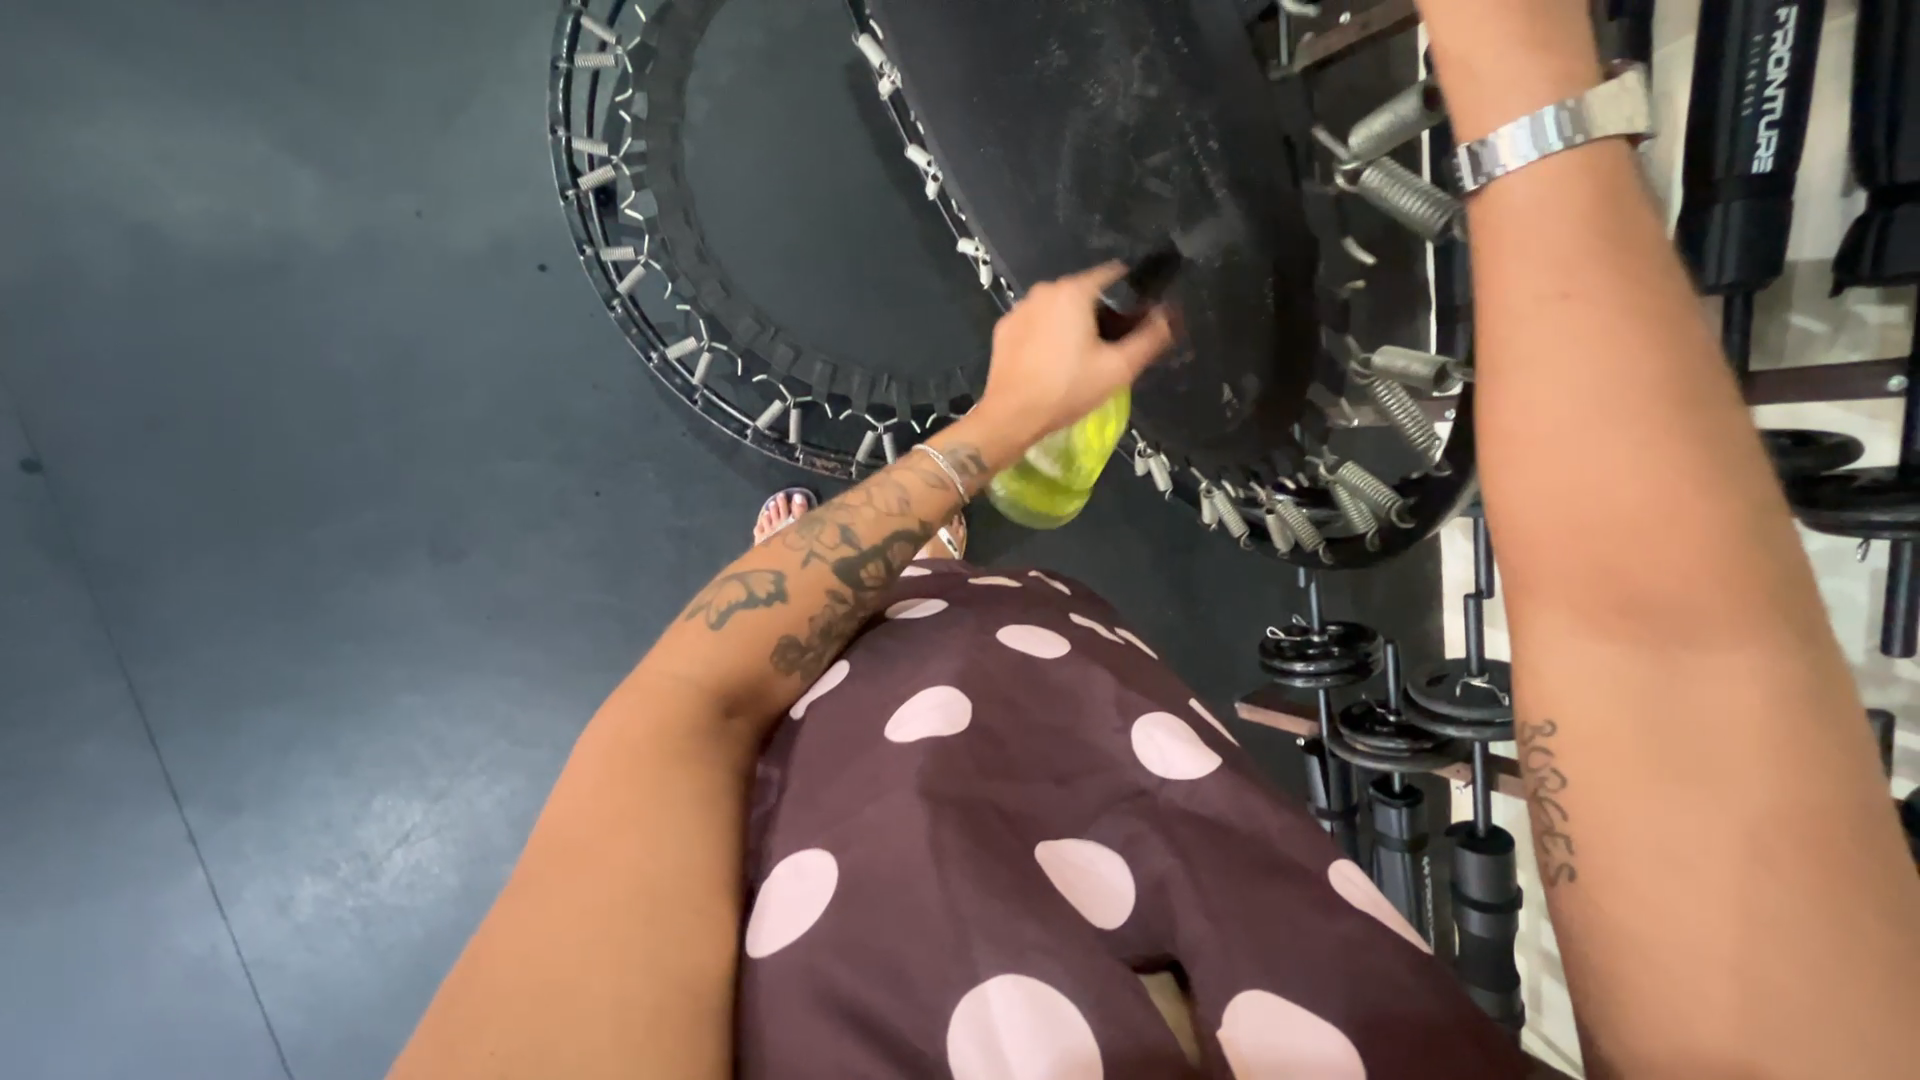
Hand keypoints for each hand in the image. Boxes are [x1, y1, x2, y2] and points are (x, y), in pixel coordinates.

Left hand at [974, 262, 1175, 447]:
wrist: (1011, 417)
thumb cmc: (1067, 390)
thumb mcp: (1118, 368)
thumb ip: (1150, 338)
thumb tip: (1169, 316)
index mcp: (1073, 291)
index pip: (1114, 275)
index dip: (1130, 294)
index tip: (1136, 319)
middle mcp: (1044, 290)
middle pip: (1084, 293)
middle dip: (1100, 313)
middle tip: (1109, 348)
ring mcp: (1019, 309)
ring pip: (1057, 309)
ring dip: (1071, 325)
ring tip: (1079, 359)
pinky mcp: (1004, 330)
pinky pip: (1035, 324)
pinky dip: (1046, 336)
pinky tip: (1050, 363)